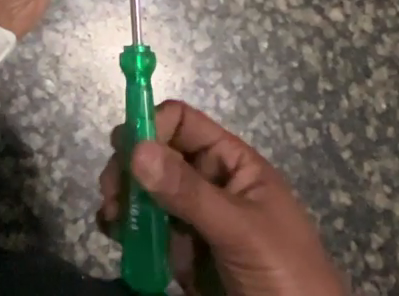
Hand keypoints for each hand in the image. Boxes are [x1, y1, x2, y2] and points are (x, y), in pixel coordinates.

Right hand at [97, 101, 348, 295]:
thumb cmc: (287, 275)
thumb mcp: (241, 231)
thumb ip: (189, 192)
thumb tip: (135, 147)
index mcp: (232, 164)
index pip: (183, 124)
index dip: (152, 127)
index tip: (126, 152)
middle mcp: (209, 185)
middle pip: (156, 156)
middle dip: (129, 167)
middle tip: (111, 193)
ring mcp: (194, 222)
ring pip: (146, 193)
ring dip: (123, 199)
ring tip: (111, 219)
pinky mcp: (182, 257)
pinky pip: (146, 232)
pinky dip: (126, 230)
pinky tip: (115, 235)